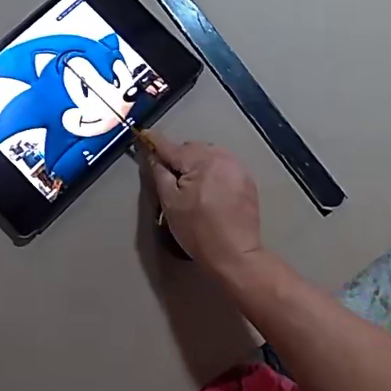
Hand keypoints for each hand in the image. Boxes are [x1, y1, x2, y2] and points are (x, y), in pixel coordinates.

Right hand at [142, 133, 264, 273]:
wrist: (234, 254)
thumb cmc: (198, 231)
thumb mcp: (170, 203)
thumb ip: (159, 174)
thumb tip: (152, 156)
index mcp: (202, 160)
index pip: (171, 146)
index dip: (154, 142)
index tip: (143, 136)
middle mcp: (222, 157)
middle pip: (192, 148)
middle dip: (179, 157)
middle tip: (169, 177)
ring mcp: (237, 167)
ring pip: (209, 154)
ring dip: (196, 163)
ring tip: (190, 185)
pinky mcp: (247, 179)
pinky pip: (223, 165)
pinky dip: (212, 170)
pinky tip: (208, 189)